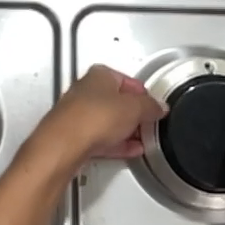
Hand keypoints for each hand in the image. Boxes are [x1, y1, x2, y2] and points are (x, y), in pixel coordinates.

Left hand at [28, 65, 167, 168]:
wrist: (66, 143)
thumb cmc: (92, 117)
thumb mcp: (135, 108)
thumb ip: (150, 106)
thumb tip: (158, 107)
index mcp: (99, 75)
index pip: (127, 80)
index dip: (143, 93)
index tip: (153, 104)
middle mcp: (86, 90)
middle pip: (116, 101)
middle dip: (133, 113)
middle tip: (147, 122)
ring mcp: (79, 113)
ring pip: (108, 120)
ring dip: (125, 130)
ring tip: (141, 138)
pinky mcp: (76, 135)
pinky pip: (101, 138)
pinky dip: (116, 143)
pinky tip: (128, 149)